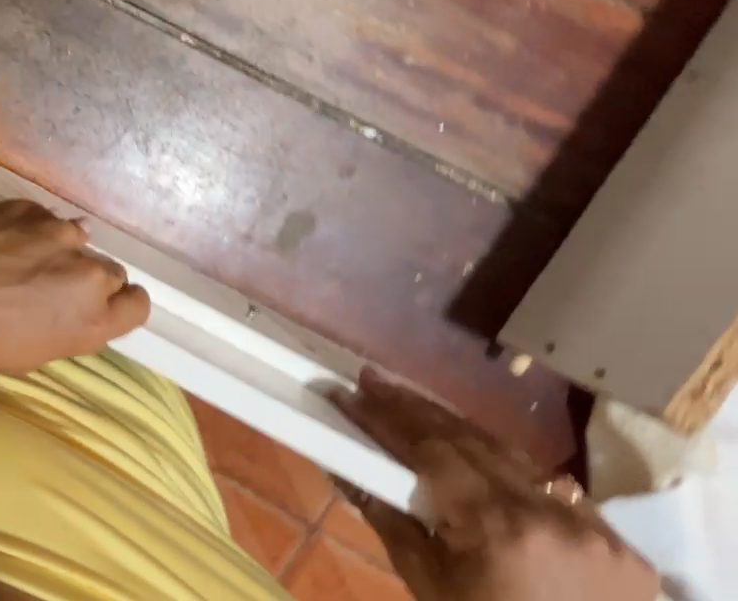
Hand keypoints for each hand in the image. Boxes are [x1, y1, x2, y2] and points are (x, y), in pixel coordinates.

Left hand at [0, 200, 150, 373]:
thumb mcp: (29, 354)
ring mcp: (56, 233)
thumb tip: (77, 303)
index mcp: (91, 322)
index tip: (98, 304)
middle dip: (87, 278)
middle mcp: (86, 273)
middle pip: (110, 270)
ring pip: (77, 239)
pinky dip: (28, 229)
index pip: (139, 305)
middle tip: (46, 285)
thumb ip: (68, 328)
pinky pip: (43, 219)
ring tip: (15, 260)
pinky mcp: (25, 206)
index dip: (118, 304)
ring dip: (57, 249)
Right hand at [335, 369, 659, 600]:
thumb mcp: (427, 582)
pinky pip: (551, 486)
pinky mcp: (620, 543)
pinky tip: (476, 447)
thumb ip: (387, 518)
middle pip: (469, 441)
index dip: (382, 418)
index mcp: (495, 528)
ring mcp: (592, 527)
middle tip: (371, 380)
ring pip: (512, 455)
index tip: (344, 392)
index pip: (428, 449)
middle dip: (414, 407)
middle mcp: (547, 515)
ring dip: (457, 426)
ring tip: (412, 402)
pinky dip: (506, 462)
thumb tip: (340, 466)